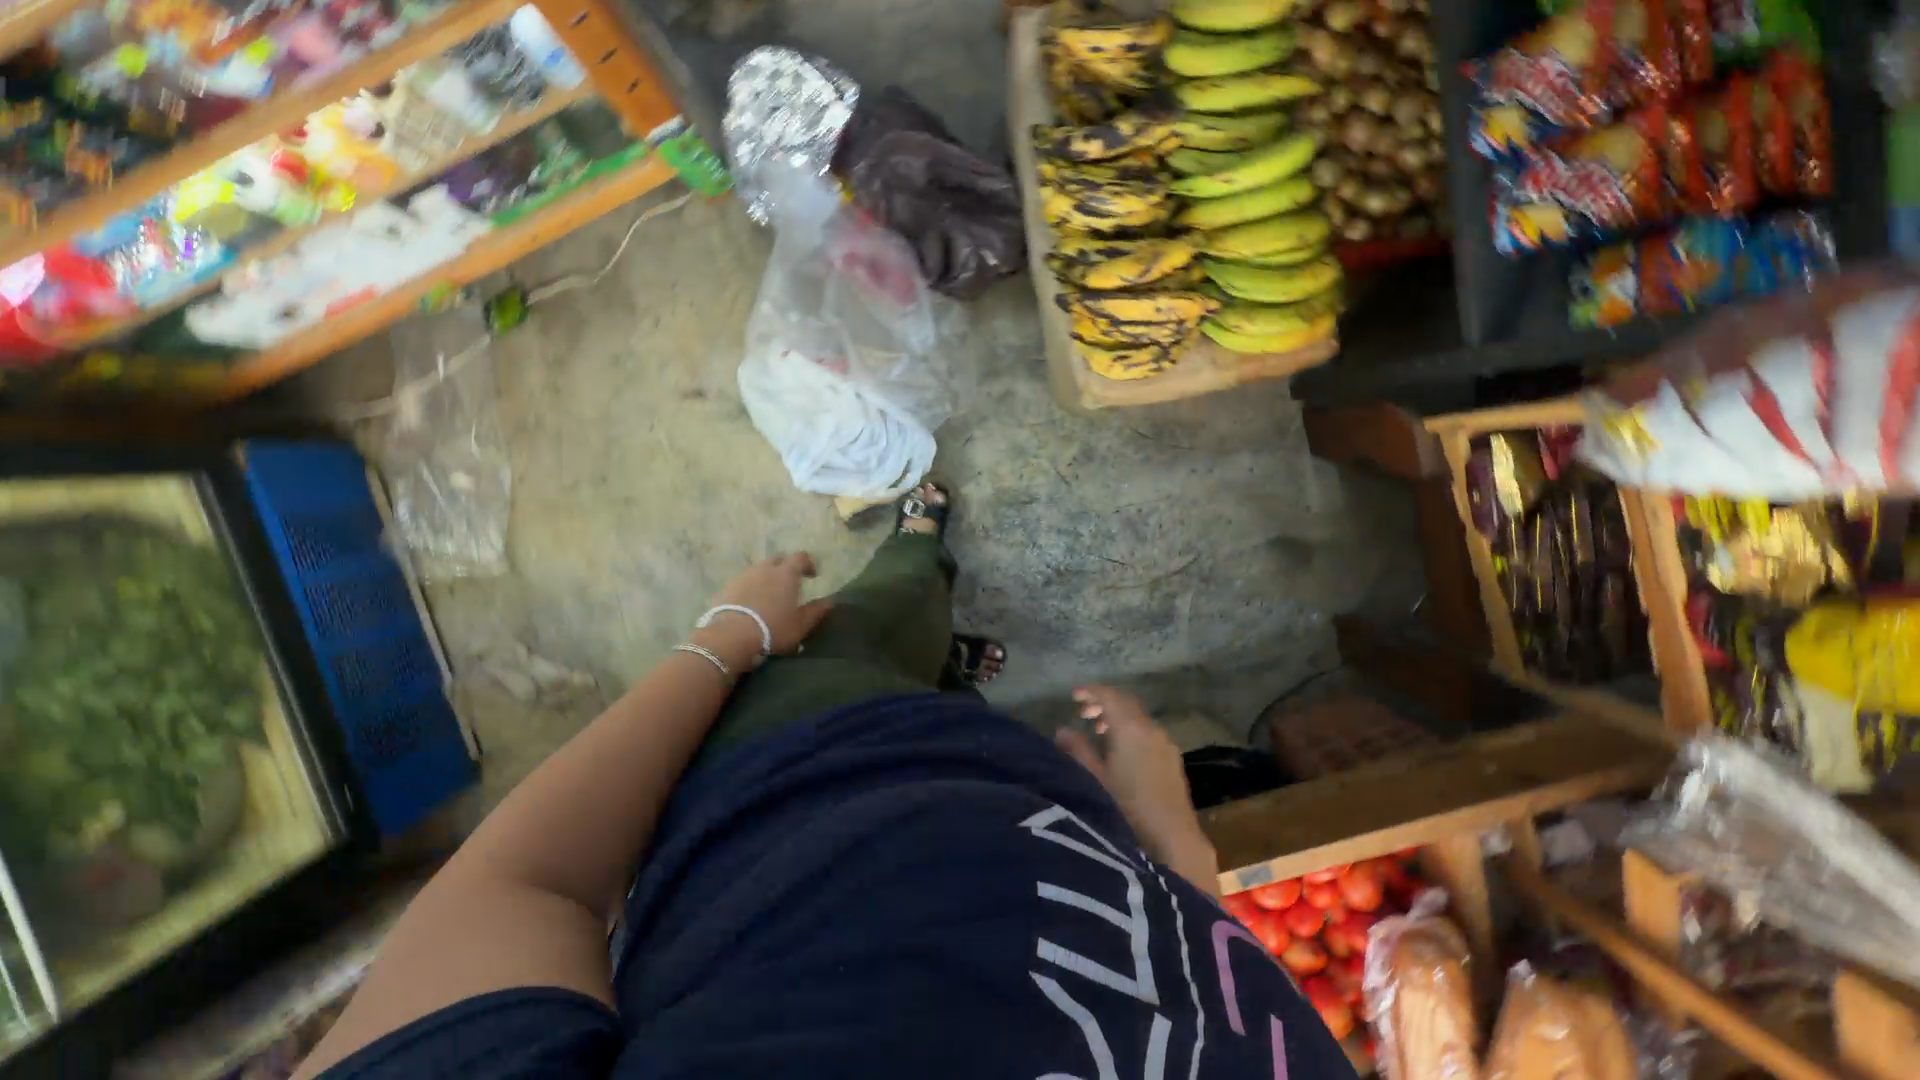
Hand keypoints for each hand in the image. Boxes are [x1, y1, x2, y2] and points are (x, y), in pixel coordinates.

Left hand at [693, 553, 832, 669]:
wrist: (731, 635)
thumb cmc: (773, 629)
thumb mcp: (800, 625)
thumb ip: (816, 611)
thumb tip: (829, 601)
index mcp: (786, 574)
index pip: (800, 557)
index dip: (808, 563)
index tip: (813, 575)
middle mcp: (765, 568)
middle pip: (778, 560)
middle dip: (786, 567)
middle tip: (790, 583)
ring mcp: (743, 575)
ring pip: (759, 569)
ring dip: (766, 577)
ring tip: (769, 594)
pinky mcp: (727, 586)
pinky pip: (743, 581)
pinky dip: (750, 587)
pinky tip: (750, 602)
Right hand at [1055, 685, 1218, 894]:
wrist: (1173, 839)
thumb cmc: (1126, 808)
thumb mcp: (1094, 779)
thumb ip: (1077, 751)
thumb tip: (1062, 730)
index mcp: (1130, 728)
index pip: (1110, 696)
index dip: (1091, 691)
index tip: (1074, 695)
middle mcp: (1151, 729)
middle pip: (1126, 704)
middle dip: (1104, 703)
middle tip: (1082, 712)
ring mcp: (1166, 744)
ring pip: (1139, 719)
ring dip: (1118, 718)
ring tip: (1098, 732)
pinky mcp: (1173, 760)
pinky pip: (1148, 733)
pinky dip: (1131, 731)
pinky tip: (1120, 751)